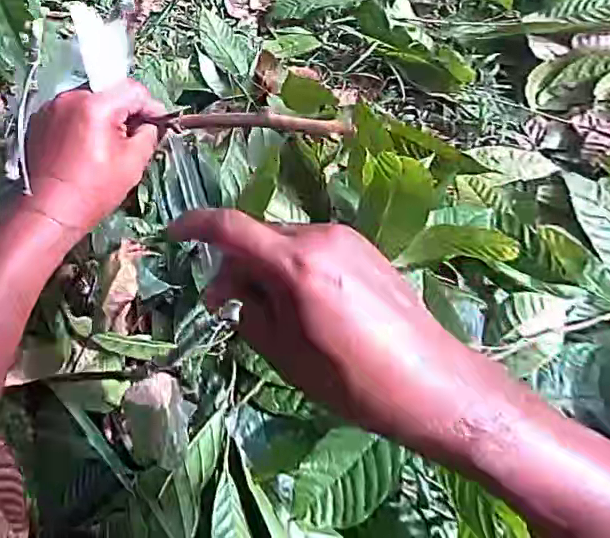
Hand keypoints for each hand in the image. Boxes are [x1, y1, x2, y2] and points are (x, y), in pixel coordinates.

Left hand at [20, 80, 166, 234]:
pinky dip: (82, 121)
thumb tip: (150, 124)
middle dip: (126, 110)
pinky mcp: (40, 119)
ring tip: (108, 142)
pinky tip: (85, 145)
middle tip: (135, 134)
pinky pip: (71, 111)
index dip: (150, 106)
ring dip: (103, 115)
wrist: (46, 213)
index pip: (133, 89)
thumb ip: (148, 134)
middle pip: (110, 92)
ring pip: (90, 100)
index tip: (157, 123)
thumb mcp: (132, 163)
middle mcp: (70, 98)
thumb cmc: (91, 191)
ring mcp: (51, 107)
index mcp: (95, 105)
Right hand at [168, 210, 518, 455]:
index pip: (232, 227)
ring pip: (285, 242)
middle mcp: (319, 236)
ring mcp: (344, 236)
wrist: (436, 384)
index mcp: (297, 264)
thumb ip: (249, 310)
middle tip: (229, 307)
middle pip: (259, 237)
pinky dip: (295, 266)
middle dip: (237, 266)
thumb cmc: (355, 382)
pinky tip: (309, 304)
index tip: (174, 233)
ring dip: (268, 268)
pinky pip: (312, 246)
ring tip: (278, 314)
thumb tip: (233, 289)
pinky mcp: (362, 244)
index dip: (196, 225)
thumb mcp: (287, 355)